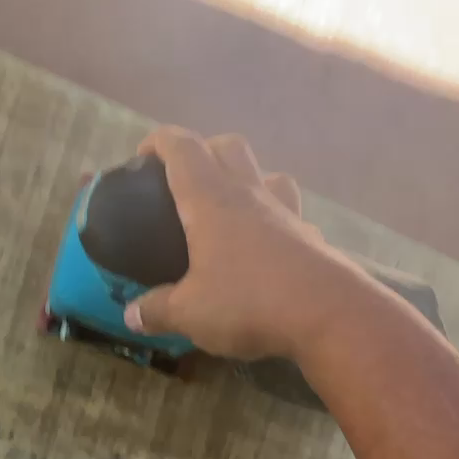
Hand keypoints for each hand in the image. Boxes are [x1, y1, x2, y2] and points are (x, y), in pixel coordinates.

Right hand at [124, 127, 365, 360]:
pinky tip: (264, 245)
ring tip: (229, 207)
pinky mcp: (309, 236)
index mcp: (210, 200)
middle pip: (228, 146)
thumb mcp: (188, 313)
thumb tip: (131, 315)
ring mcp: (284, 212)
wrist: (327, 314)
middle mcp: (248, 194)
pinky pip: (287, 212)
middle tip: (184, 180)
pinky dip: (271, 217)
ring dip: (244, 177)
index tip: (143, 155)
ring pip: (264, 172)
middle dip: (203, 150)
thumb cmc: (247, 302)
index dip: (159, 142)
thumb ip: (156, 310)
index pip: (182, 148)